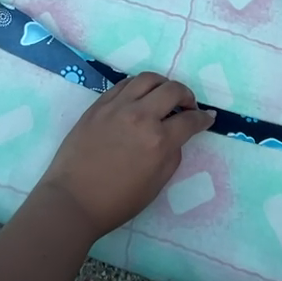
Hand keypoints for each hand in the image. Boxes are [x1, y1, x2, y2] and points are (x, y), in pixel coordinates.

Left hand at [32, 72, 215, 237]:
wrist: (73, 199)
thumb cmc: (116, 201)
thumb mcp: (155, 186)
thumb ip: (172, 156)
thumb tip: (176, 137)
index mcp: (158, 141)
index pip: (189, 120)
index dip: (203, 118)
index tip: (208, 117)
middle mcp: (141, 116)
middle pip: (172, 90)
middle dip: (187, 95)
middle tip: (187, 105)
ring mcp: (118, 106)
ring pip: (148, 79)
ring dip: (163, 84)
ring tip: (164, 94)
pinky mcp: (99, 104)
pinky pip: (124, 84)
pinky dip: (138, 86)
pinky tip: (140, 95)